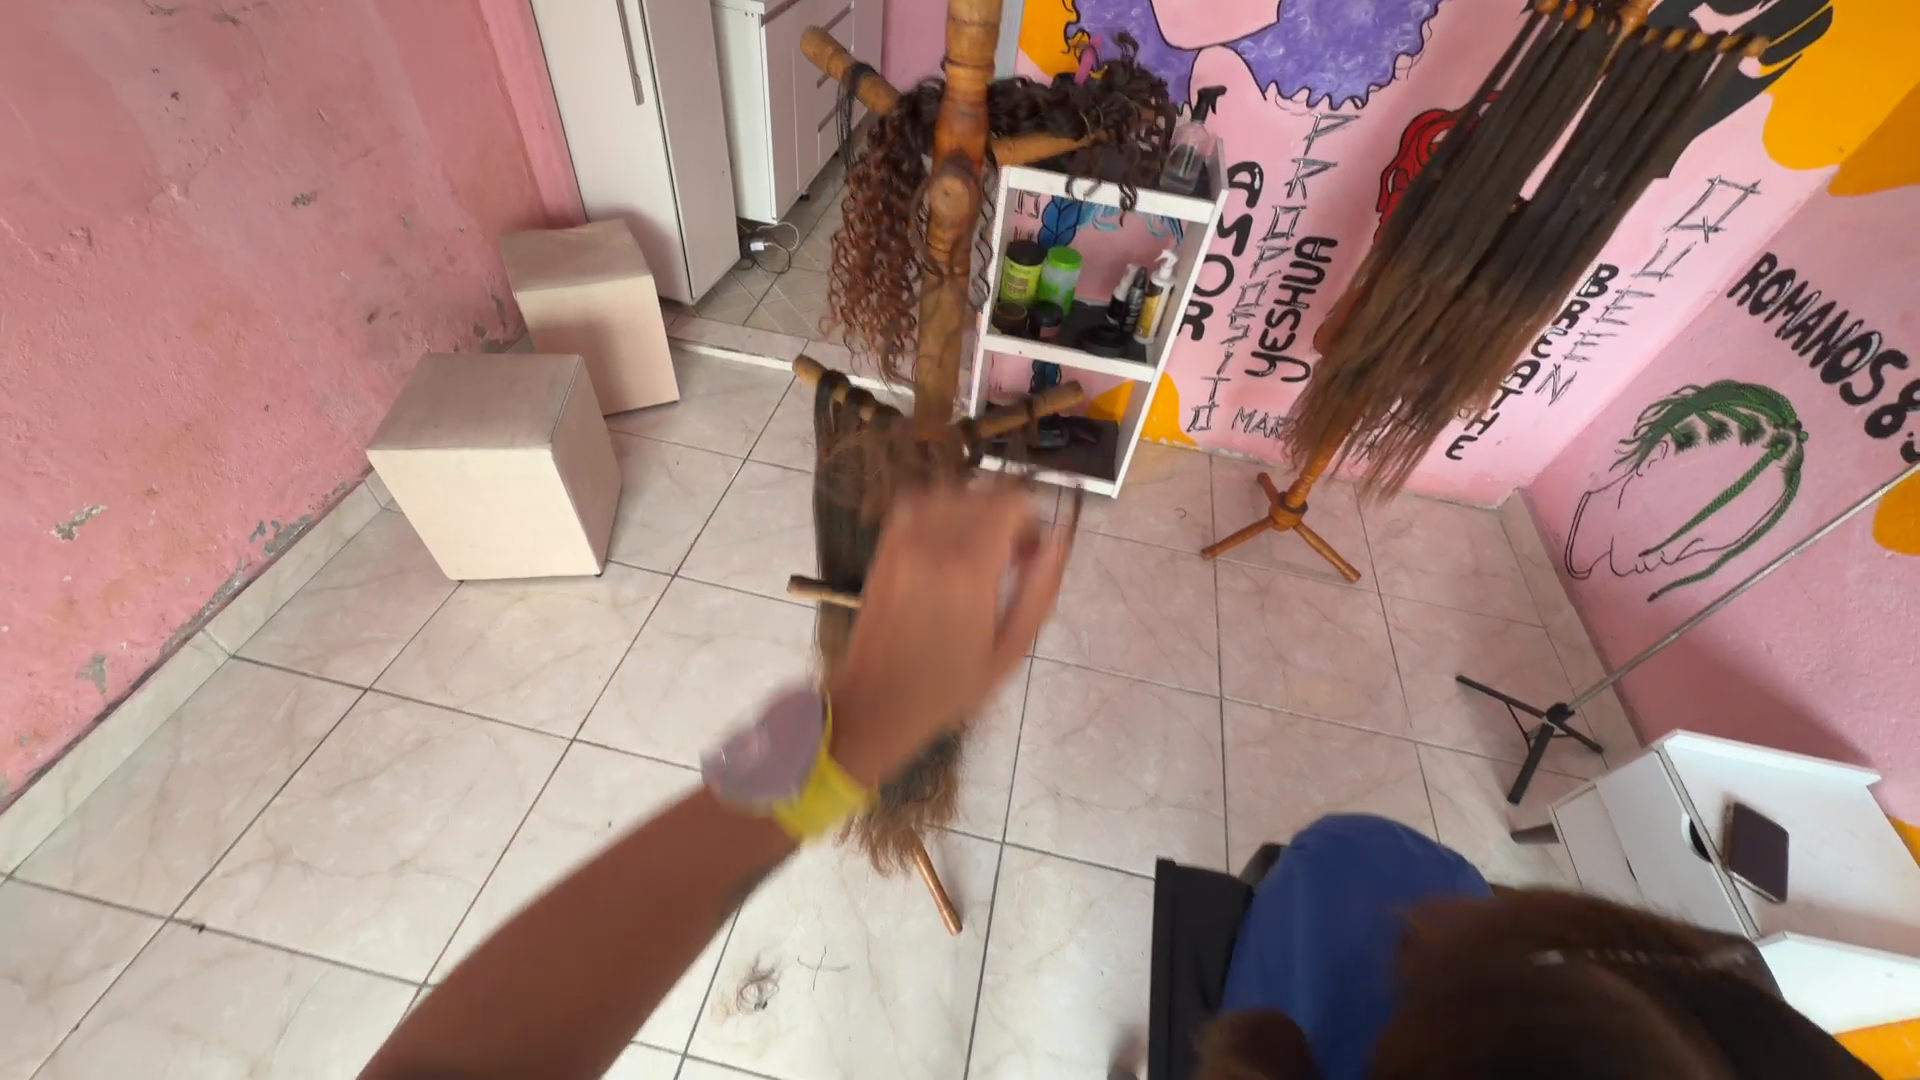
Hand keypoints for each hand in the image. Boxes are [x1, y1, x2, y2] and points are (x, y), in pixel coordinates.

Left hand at [828, 484, 1072, 787]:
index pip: (1010, 504)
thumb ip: (1040, 590)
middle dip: (1006, 515)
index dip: (1031, 520)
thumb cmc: (950, 687)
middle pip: (983, 494)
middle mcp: (934, 545)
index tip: (1031, 553)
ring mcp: (903, 543)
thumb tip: (1057, 540)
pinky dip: (938, 509)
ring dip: (973, 509)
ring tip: (979, 547)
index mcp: (970, 570)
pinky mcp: (884, 549)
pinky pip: (915, 504)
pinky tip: (946, 541)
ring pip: (950, 493)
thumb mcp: (1010, 651)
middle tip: (1010, 556)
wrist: (877, 702)